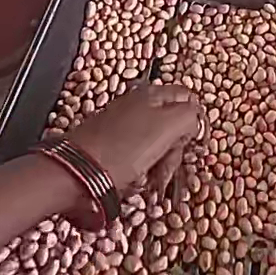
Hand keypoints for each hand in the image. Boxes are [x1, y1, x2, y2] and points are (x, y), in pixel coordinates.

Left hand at [69, 83, 200, 196]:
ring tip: (152, 180)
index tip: (190, 144)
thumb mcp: (168, 126)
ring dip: (160, 163)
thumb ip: (190, 115)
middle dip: (175, 149)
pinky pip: (138, 155)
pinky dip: (142, 169)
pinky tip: (136, 181)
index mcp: (152, 93)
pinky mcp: (111, 143)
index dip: (194, 122)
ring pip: (156, 143)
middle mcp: (137, 103)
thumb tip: (197, 118)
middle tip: (168, 167)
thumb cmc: (125, 149)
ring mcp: (123, 123)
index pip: (188, 99)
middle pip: (173, 124)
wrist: (78, 172)